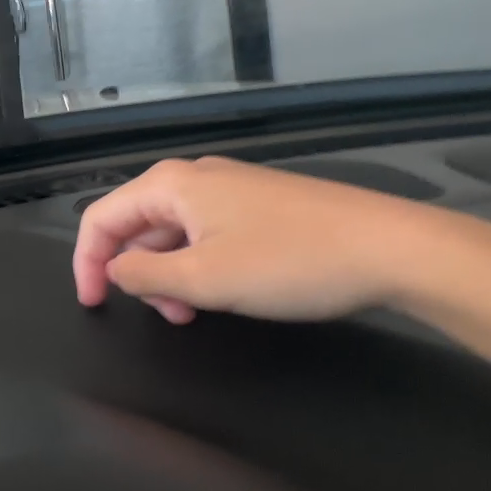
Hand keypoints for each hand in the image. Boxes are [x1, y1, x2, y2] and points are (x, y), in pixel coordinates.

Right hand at [73, 156, 442, 324]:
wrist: (403, 250)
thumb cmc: (291, 262)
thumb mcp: (203, 280)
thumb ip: (143, 276)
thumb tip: (116, 270)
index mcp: (167, 185)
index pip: (100, 220)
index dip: (86, 263)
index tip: (92, 304)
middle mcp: (192, 176)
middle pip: (136, 224)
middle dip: (136, 272)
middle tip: (163, 315)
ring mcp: (232, 186)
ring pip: (174, 231)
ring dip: (171, 272)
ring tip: (196, 310)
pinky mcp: (264, 202)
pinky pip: (207, 230)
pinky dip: (201, 263)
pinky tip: (228, 289)